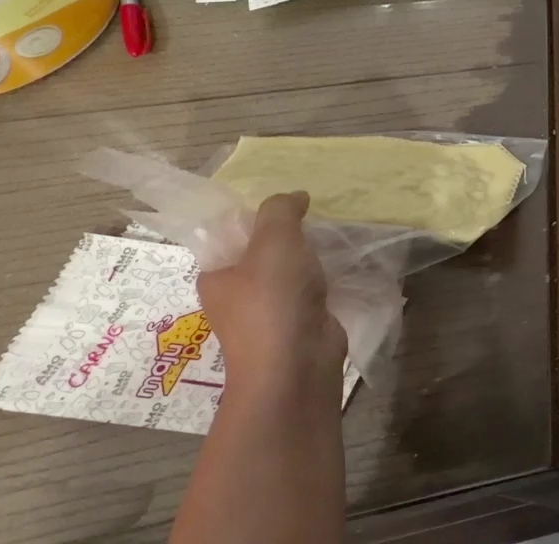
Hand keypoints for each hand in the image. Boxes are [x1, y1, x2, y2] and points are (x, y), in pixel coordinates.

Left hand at [198, 192, 345, 395]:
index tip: (290, 202)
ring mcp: (267, 309)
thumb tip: (294, 196)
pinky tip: (342, 264)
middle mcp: (236, 292)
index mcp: (216, 274)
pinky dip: (324, 275)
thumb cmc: (273, 300)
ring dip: (309, 255)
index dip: (257, 215)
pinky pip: (309, 287)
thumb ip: (280, 211)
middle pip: (262, 250)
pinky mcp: (297, 320)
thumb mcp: (274, 242)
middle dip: (290, 233)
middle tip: (317, 214)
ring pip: (289, 269)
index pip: (230, 235)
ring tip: (334, 235)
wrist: (295, 363)